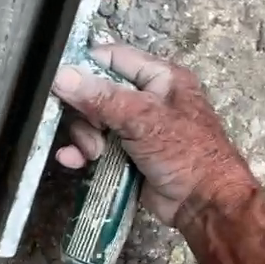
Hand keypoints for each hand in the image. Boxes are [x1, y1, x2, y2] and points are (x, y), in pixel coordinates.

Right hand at [50, 44, 255, 226]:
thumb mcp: (143, 120)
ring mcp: (133, 126)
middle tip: (89, 129)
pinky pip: (93, 144)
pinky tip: (74, 161)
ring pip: (90, 120)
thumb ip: (101, 97)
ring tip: (91, 154)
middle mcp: (145, 97)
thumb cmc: (187, 155)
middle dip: (84, 112)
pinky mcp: (124, 152)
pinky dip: (81, 152)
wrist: (204, 205)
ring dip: (83, 136)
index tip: (60, 84)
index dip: (84, 68)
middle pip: (95, 90)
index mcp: (159, 77)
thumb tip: (61, 76)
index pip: (111, 58)